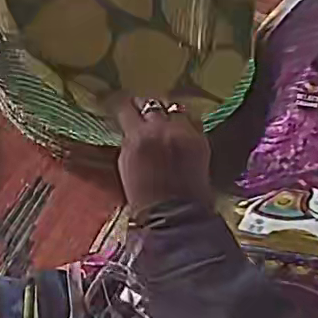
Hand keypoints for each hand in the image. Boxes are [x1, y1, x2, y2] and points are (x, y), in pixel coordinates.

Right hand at [109, 96, 212, 214]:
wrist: (175, 215)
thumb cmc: (143, 196)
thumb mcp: (125, 163)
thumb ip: (128, 140)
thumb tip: (131, 127)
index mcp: (137, 137)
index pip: (125, 107)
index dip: (119, 103)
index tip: (116, 103)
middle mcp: (162, 128)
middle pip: (151, 102)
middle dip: (142, 104)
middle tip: (138, 107)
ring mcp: (184, 132)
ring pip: (173, 106)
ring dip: (164, 109)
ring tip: (160, 115)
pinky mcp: (201, 139)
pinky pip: (191, 119)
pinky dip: (183, 120)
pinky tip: (178, 127)